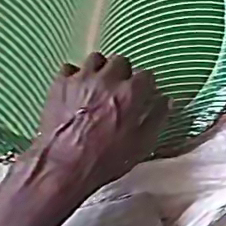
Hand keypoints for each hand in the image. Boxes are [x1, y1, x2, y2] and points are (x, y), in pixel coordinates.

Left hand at [22, 53, 168, 201]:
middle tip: (120, 90)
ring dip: (100, 70)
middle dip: (123, 73)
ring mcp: (82, 79)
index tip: (144, 95)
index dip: (146, 86)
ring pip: (96, 59)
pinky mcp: (60, 83)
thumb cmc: (106, 159)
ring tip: (98, 86)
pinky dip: (74, 76)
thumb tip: (166, 101)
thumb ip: (156, 118)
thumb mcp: (141, 145)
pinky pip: (70, 69)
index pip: (147, 75)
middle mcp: (107, 79)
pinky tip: (75, 90)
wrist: (64, 165)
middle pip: (121, 61)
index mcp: (130, 93)